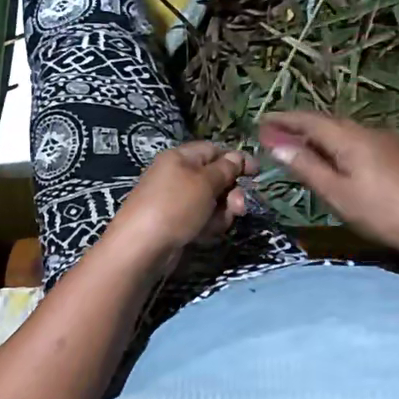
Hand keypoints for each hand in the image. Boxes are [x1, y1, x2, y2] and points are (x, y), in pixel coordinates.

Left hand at [106, 142, 254, 259]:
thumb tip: (238, 157)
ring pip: (213, 201)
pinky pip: (203, 218)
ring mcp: (178, 201)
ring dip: (222, 212)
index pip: (214, 150)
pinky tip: (204, 235)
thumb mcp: (205, 182)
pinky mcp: (178, 222)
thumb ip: (225, 169)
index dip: (236, 160)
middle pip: (217, 178)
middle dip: (231, 192)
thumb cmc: (175, 206)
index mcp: (181, 157)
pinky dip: (208, 225)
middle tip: (238, 208)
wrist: (142, 247)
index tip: (256, 173)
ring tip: (215, 225)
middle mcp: (178, 175)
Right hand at [258, 112, 398, 246]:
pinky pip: (360, 144)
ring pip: (346, 134)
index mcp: (349, 137)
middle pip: (328, 124)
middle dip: (299, 129)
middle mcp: (369, 131)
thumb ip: (307, 167)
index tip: (262, 122)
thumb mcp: (337, 193)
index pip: (309, 120)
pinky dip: (339, 148)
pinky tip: (337, 162)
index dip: (284, 120)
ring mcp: (388, 142)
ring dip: (320, 139)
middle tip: (275, 138)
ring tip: (300, 150)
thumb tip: (277, 145)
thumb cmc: (382, 212)